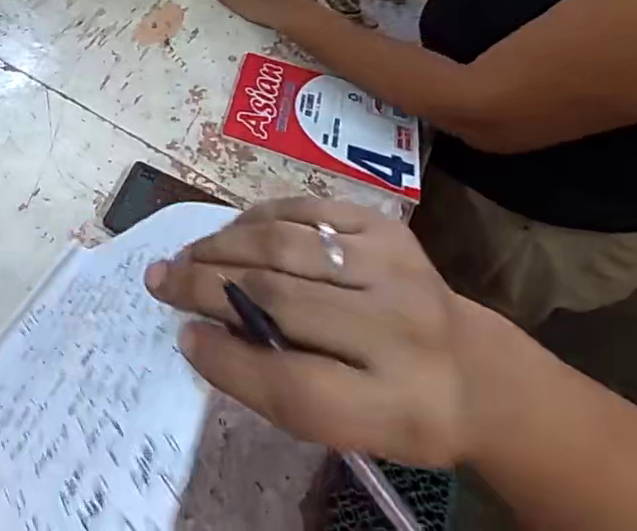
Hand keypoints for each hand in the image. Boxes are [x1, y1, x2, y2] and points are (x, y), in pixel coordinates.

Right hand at [144, 199, 476, 468]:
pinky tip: (234, 230)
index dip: (226, 361)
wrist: (475, 366)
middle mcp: (399, 331)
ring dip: (223, 246)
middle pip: (280, 301)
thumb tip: (201, 329)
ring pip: (285, 246)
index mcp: (393, 406)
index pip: (291, 384)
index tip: (182, 336)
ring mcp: (395, 268)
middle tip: (161, 279)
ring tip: (188, 255)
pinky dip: (261, 218)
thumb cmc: (399, 408)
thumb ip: (278, 385)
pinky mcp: (389, 227)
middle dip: (206, 287)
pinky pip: (307, 210)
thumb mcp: (348, 427)